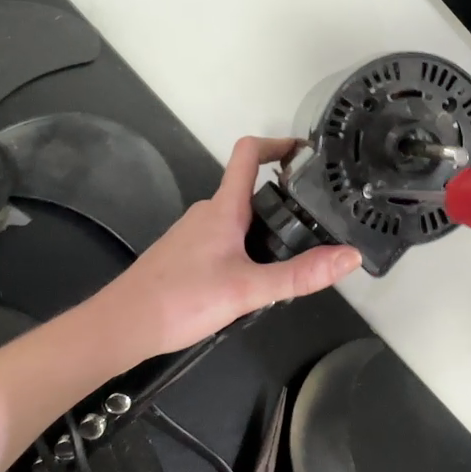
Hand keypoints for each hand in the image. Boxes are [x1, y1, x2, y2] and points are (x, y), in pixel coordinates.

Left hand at [96, 137, 362, 356]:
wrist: (120, 327)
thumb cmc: (182, 299)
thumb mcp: (248, 289)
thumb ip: (300, 275)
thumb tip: (350, 256)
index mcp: (224, 208)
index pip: (249, 153)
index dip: (278, 143)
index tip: (305, 151)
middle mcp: (207, 212)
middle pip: (249, 190)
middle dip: (282, 202)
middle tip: (313, 224)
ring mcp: (192, 233)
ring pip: (237, 220)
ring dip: (263, 231)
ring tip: (288, 262)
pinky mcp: (183, 255)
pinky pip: (222, 240)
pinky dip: (243, 249)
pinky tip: (249, 283)